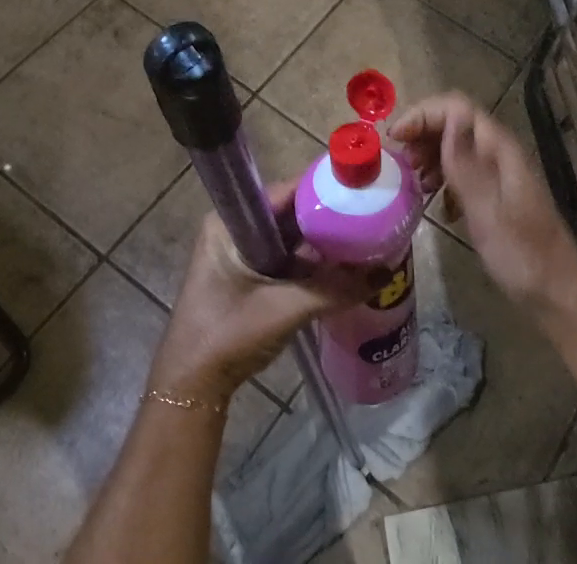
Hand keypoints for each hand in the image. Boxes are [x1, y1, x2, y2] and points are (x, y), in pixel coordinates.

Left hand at [146, 184, 373, 405]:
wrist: (191, 386)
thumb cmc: (227, 336)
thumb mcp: (285, 309)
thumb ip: (334, 289)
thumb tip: (386, 273)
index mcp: (230, 223)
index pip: (285, 192)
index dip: (323, 190)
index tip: (361, 190)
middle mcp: (236, 230)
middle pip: (292, 214)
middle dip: (331, 218)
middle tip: (373, 216)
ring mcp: (243, 255)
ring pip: (293, 239)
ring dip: (326, 244)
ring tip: (369, 240)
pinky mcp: (251, 278)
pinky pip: (289, 260)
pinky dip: (315, 265)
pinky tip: (347, 269)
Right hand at [391, 93, 576, 313]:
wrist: (558, 294)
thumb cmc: (524, 257)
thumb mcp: (488, 212)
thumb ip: (466, 165)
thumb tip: (449, 116)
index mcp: (500, 151)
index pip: (458, 108)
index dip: (422, 114)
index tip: (393, 139)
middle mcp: (500, 155)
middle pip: (456, 123)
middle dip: (422, 134)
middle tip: (398, 163)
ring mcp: (499, 176)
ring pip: (457, 148)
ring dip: (430, 156)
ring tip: (412, 182)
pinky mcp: (496, 197)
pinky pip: (463, 174)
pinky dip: (443, 180)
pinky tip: (434, 203)